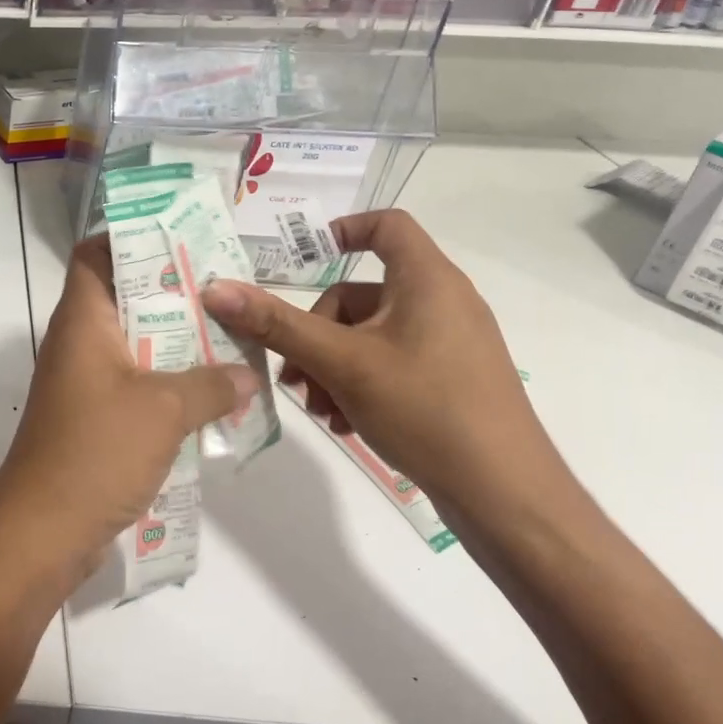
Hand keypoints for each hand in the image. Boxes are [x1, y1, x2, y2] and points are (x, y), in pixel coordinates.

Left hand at [0, 235, 251, 577]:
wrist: (43, 530)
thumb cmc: (95, 452)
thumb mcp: (163, 410)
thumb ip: (209, 384)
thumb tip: (242, 373)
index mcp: (81, 321)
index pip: (94, 255)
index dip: (130, 239)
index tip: (183, 240)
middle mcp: (77, 345)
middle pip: (123, 300)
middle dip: (174, 296)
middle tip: (229, 296)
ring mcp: (83, 385)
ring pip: (134, 348)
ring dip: (178, 347)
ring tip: (234, 346)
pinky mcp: (92, 422)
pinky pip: (135, 389)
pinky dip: (169, 389)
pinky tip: (213, 402)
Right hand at [199, 209, 560, 506]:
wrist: (507, 497)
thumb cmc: (427, 410)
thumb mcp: (341, 364)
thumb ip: (276, 324)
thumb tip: (215, 288)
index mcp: (428, 282)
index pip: (387, 226)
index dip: (342, 231)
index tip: (298, 260)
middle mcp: (442, 304)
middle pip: (357, 296)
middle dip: (314, 333)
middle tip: (293, 374)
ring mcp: (448, 345)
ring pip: (366, 337)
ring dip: (329, 367)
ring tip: (318, 408)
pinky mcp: (449, 381)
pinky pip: (388, 365)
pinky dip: (356, 386)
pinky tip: (344, 424)